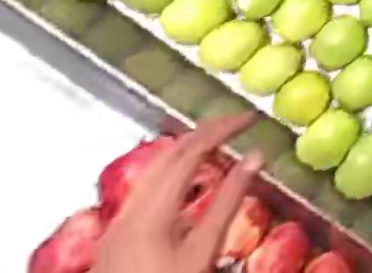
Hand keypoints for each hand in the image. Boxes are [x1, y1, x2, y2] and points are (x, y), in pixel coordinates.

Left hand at [93, 113, 262, 272]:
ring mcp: (116, 229)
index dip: (222, 129)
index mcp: (150, 212)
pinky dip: (173, 173)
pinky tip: (190, 182)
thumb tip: (257, 155)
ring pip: (154, 171)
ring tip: (219, 144)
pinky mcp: (114, 243)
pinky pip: (147, 190)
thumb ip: (230, 200)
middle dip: (205, 133)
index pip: (190, 151)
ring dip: (188, 151)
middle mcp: (128, 213)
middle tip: (238, 124)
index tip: (251, 118)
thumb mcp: (204, 253)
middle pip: (168, 155)